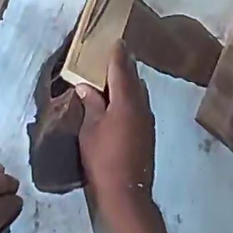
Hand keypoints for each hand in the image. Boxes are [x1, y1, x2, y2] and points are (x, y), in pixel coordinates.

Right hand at [75, 43, 154, 208]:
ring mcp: (147, 120)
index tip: (116, 40)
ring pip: (139, 92)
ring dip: (129, 81)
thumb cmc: (103, 158)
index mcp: (126, 101)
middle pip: (134, 78)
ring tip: (115, 75)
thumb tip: (86, 86)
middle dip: (124, 65)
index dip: (117, 54)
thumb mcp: (89, 129)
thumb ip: (90, 104)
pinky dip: (131, 96)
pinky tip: (120, 100)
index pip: (121, 69)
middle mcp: (141, 106)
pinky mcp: (147, 133)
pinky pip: (140, 104)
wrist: (126, 193)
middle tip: (115, 53)